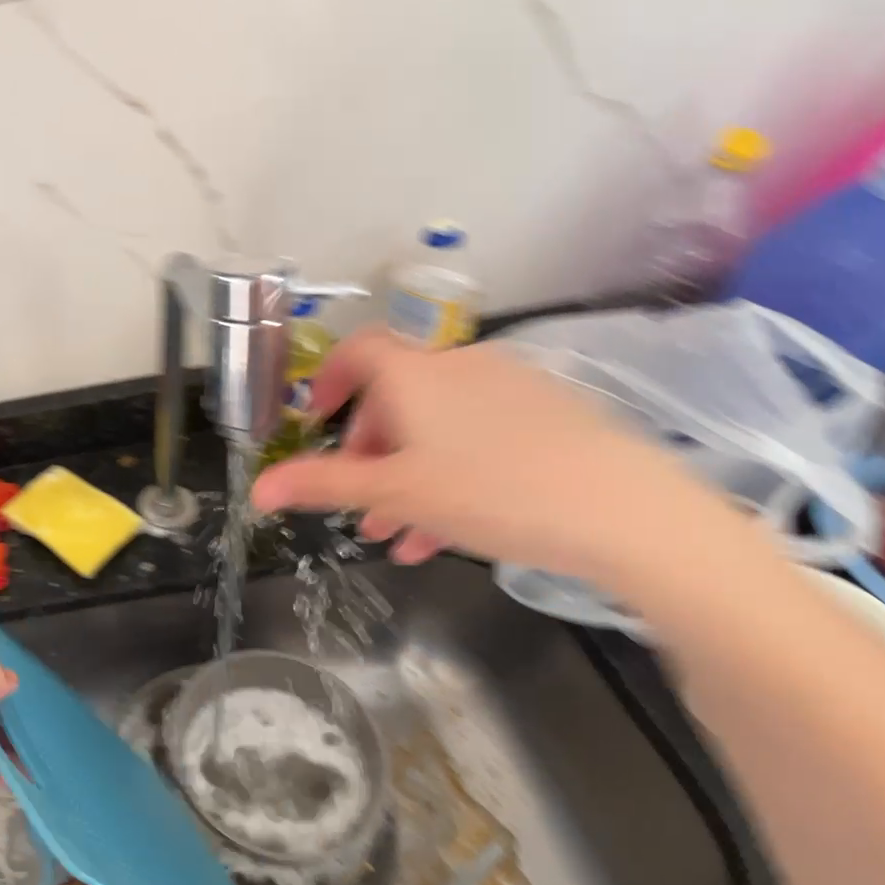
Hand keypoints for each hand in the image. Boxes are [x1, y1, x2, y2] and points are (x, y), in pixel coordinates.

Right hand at [252, 328, 724, 583]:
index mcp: (416, 374)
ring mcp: (512, 390)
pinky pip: (480, 439)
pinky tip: (447, 534)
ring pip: (436, 427)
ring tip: (396, 533)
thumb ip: (320, 486)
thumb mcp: (393, 493)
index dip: (326, 381)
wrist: (628, 513)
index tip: (314, 422)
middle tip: (359, 499)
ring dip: (405, 475)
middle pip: (394, 398)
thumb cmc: (492, 491)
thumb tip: (256, 489)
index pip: (356, 351)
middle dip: (366, 450)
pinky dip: (450, 475)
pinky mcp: (552, 418)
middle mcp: (461, 368)